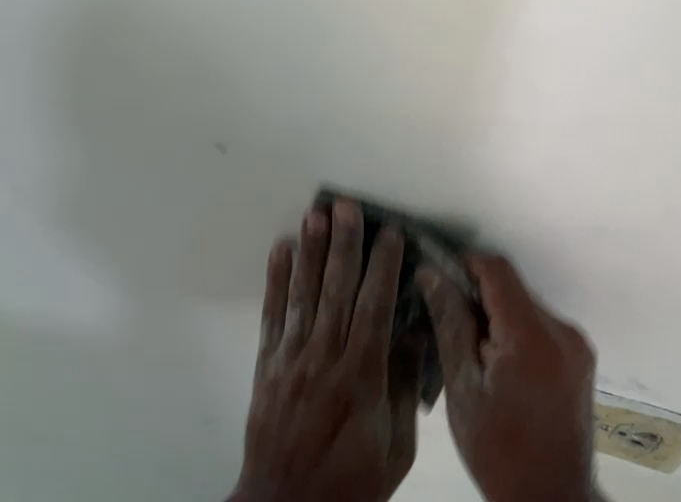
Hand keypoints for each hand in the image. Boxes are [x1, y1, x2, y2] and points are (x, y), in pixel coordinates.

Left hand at [229, 200, 421, 501]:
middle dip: (343, 245)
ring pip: (303, 294)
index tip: (390, 233)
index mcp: (361, 377)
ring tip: (315, 214)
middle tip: (347, 206)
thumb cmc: (352, 480)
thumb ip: (402, 385)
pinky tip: (280, 249)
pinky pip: (272, 314)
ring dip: (310, 251)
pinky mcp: (267, 364)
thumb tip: (413, 332)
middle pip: (337, 290)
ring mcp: (291, 358)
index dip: (383, 267)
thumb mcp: (396, 445)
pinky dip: (276, 279)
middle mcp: (324, 358)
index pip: (375, 308)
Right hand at [419, 253, 600, 501]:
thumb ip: (449, 323)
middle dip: (477, 296)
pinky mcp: (581, 359)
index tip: (436, 278)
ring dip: (495, 315)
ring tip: (470, 348)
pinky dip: (514, 331)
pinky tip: (496, 362)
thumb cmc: (498, 449)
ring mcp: (577, 345)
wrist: (550, 499)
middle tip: (446, 320)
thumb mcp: (462, 386)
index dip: (463, 265)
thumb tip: (431, 274)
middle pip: (512, 288)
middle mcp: (563, 331)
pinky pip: (539, 326)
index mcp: (532, 336)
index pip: (496, 269)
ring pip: (525, 306)